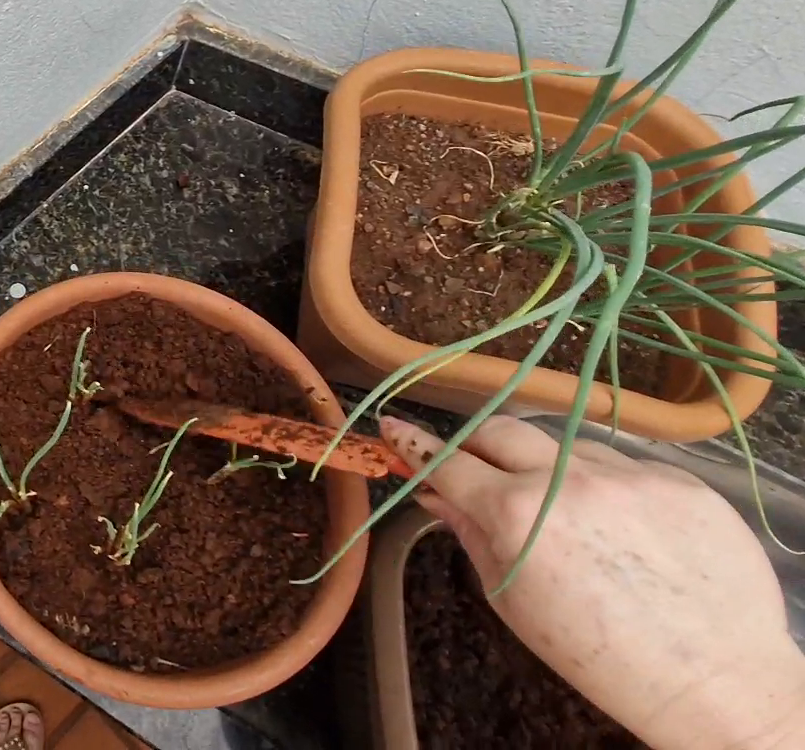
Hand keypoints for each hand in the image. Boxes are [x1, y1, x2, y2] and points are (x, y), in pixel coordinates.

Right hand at [383, 415, 804, 749]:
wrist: (719, 686)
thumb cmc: (594, 651)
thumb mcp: (508, 594)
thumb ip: (467, 530)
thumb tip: (432, 492)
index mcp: (515, 512)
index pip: (445, 460)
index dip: (413, 441)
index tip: (393, 426)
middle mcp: (568, 480)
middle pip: (498, 430)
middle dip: (476, 443)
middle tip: (475, 467)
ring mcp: (631, 478)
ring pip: (561, 444)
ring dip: (545, 465)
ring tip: (564, 509)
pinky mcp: (684, 485)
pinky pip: (621, 463)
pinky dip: (602, 481)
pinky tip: (617, 522)